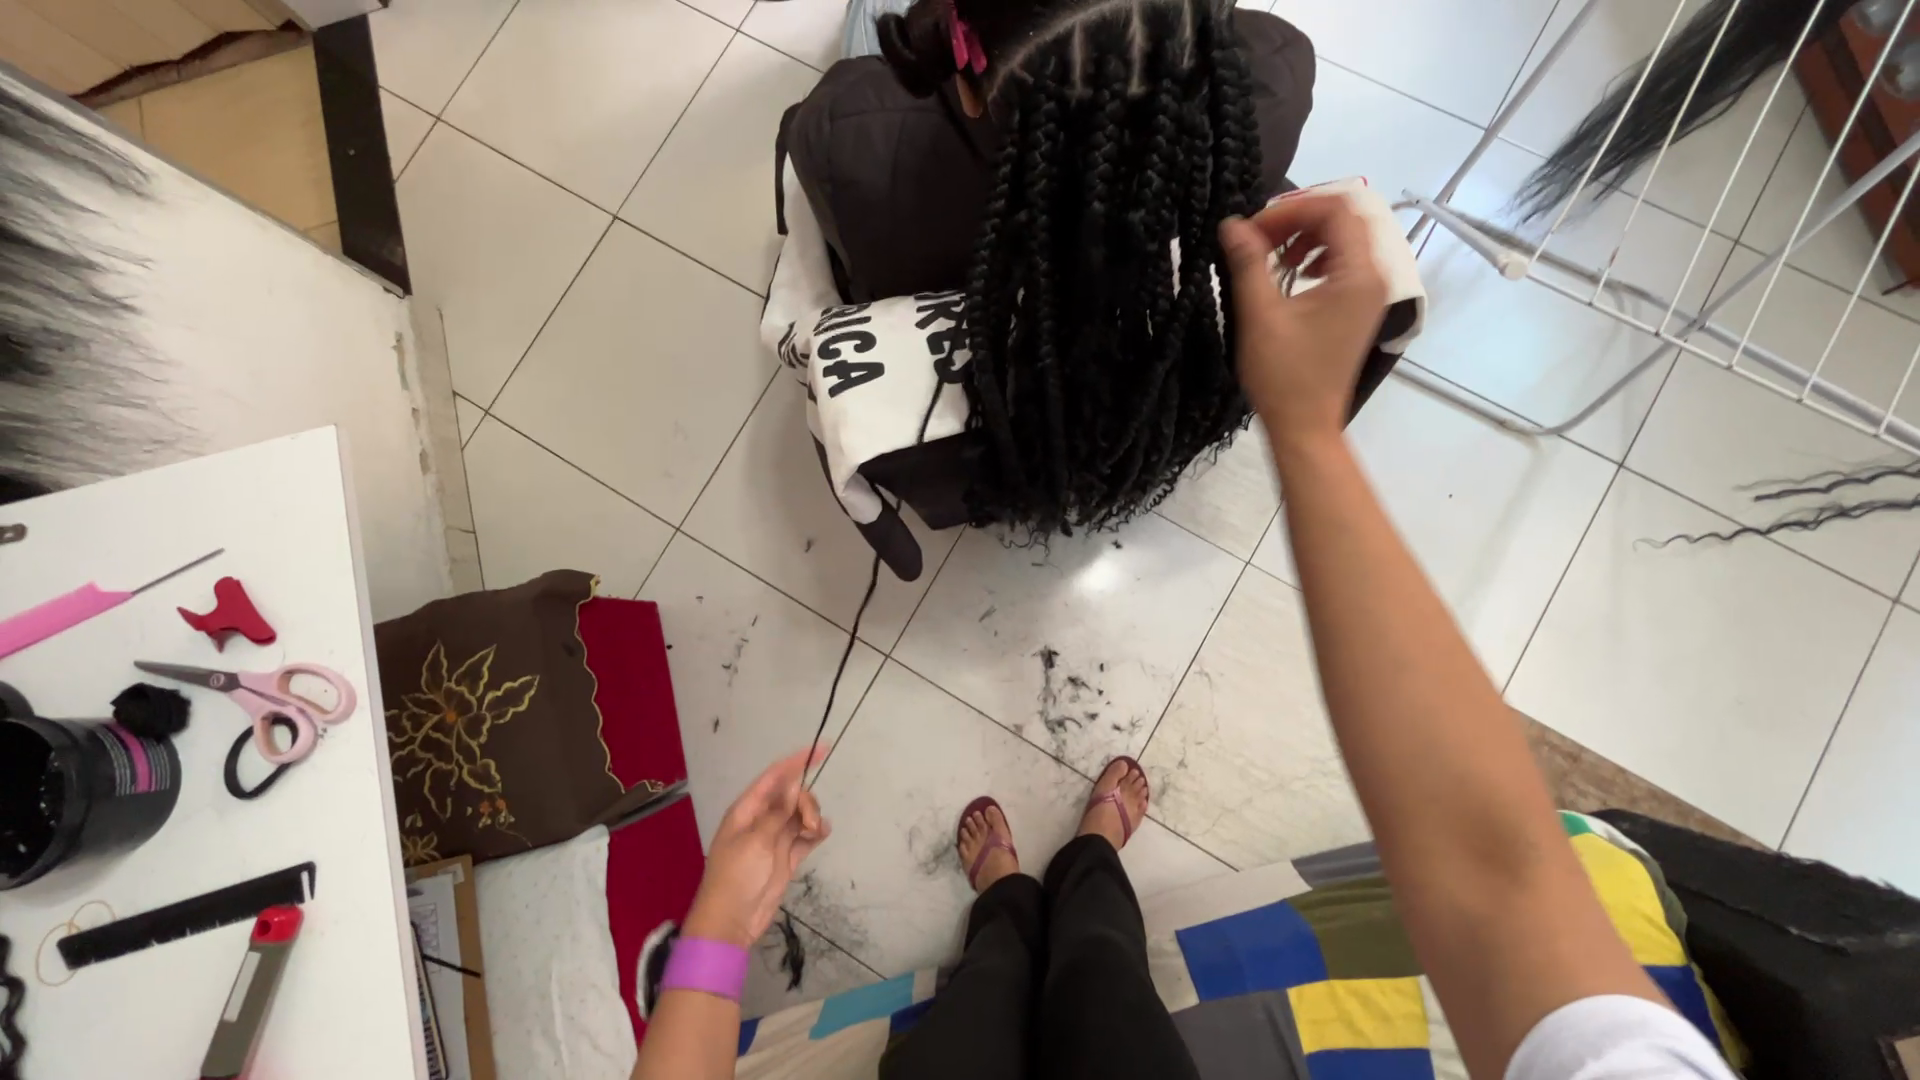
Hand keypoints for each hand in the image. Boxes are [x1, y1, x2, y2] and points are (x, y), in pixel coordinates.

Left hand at [682, 748, 831, 947]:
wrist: (731, 922)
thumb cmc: (736, 877)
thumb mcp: (756, 841)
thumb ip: (778, 812)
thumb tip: (794, 783)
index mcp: (747, 811)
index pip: (774, 777)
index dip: (796, 761)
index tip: (821, 748)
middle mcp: (762, 819)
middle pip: (792, 795)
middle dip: (806, 801)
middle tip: (810, 823)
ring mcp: (775, 838)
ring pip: (801, 813)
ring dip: (812, 817)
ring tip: (814, 833)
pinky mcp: (787, 856)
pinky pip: (806, 835)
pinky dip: (816, 832)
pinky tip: (820, 835)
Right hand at [1219, 192, 1389, 446]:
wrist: (1305, 424)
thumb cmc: (1283, 375)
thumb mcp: (1260, 316)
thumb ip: (1248, 263)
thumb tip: (1232, 224)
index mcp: (1358, 274)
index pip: (1336, 209)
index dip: (1291, 208)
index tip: (1252, 228)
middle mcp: (1374, 276)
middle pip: (1344, 218)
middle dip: (1298, 218)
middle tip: (1257, 237)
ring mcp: (1370, 292)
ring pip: (1344, 238)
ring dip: (1306, 236)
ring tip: (1270, 256)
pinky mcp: (1359, 306)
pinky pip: (1343, 261)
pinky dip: (1315, 256)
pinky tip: (1289, 274)